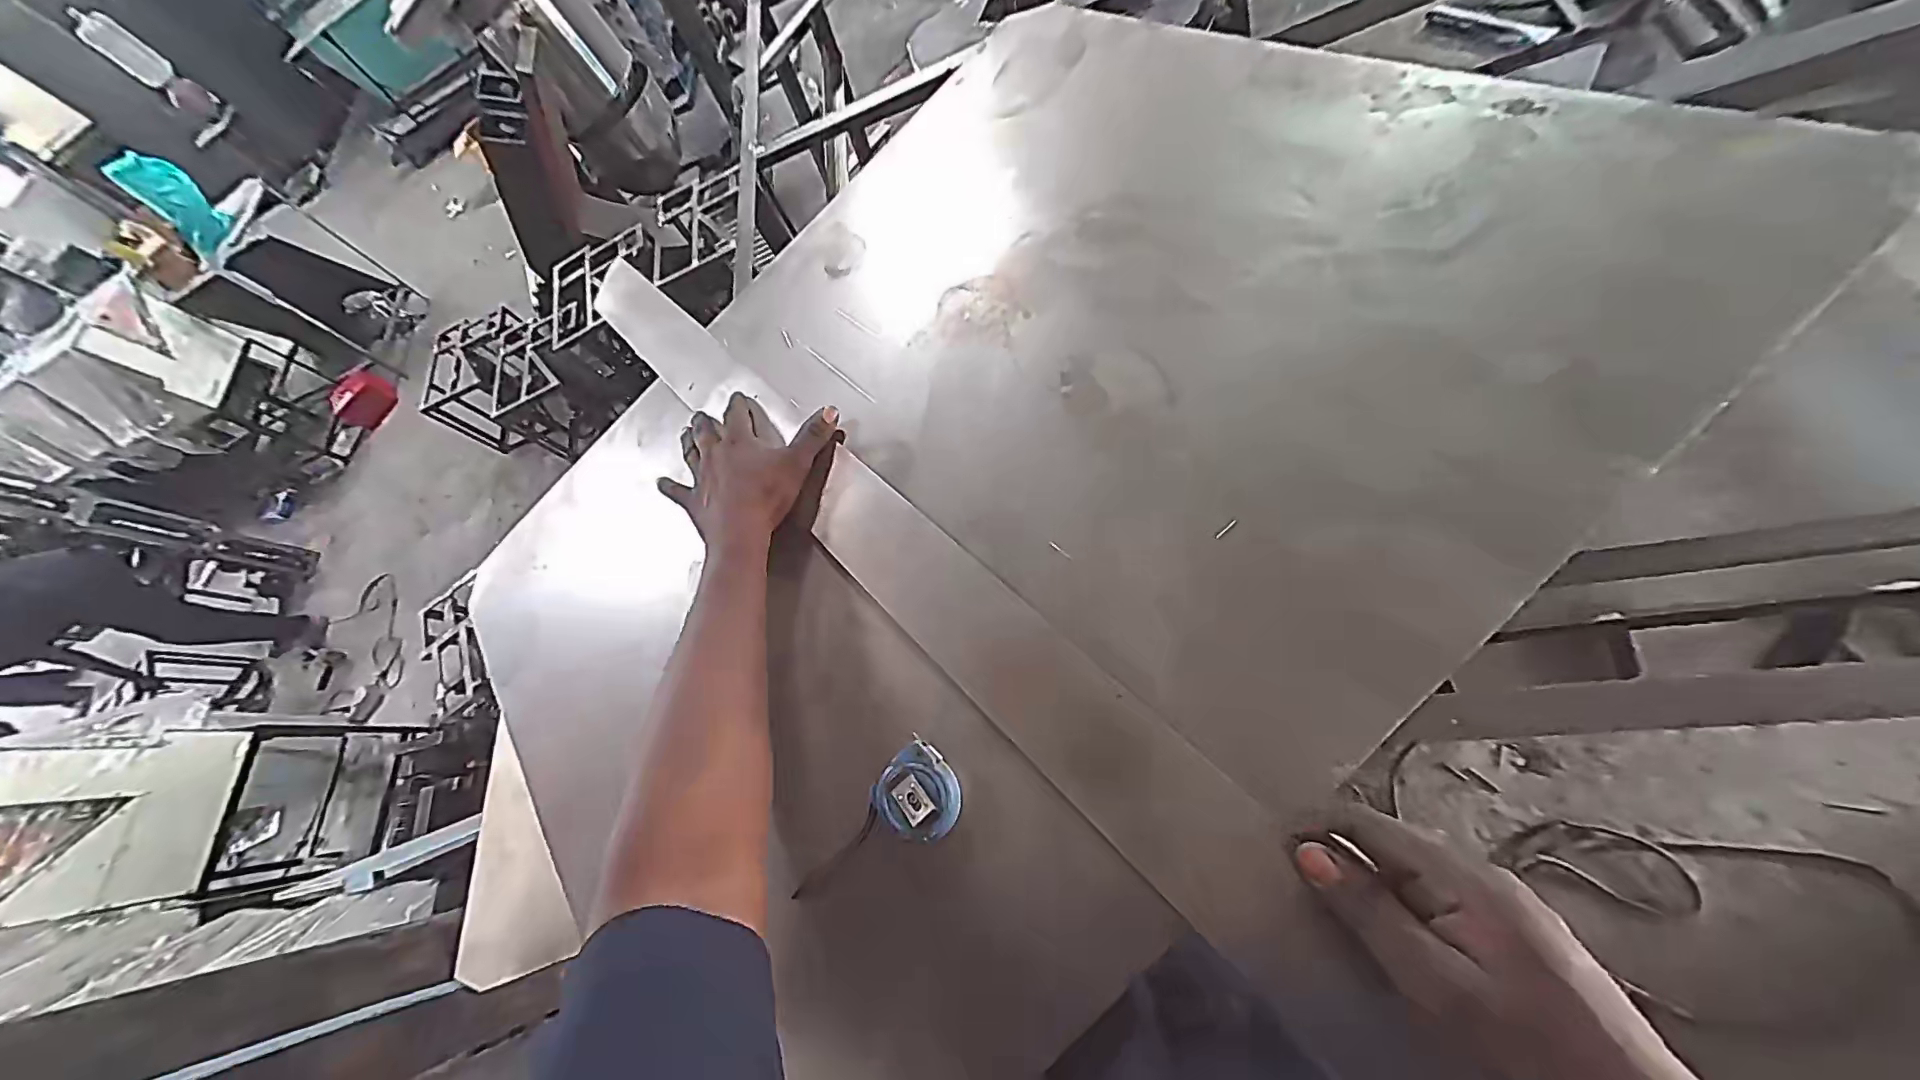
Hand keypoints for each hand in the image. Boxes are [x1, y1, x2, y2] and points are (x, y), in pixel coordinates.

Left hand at [660, 393, 839, 553]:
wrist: (740, 531)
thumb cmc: (765, 498)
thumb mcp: (799, 463)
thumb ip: (813, 436)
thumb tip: (827, 414)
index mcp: (740, 443)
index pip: (737, 415)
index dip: (738, 405)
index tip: (738, 399)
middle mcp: (716, 456)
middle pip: (707, 431)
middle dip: (706, 421)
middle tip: (704, 415)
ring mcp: (702, 478)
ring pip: (690, 452)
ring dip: (688, 442)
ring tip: (686, 434)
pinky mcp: (695, 501)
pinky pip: (678, 490)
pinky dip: (670, 485)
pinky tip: (663, 482)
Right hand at [1294, 806, 1696, 1079]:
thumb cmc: (1527, 1046)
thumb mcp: (1434, 982)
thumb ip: (1370, 912)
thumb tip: (1311, 852)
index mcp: (1464, 877)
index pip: (1369, 822)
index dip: (1316, 823)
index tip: (1274, 838)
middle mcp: (1485, 876)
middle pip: (1392, 841)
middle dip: (1339, 847)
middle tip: (1294, 871)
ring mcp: (1506, 903)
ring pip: (1414, 868)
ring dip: (1368, 873)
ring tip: (1331, 896)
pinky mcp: (1517, 932)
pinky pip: (1438, 894)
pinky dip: (1398, 897)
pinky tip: (1390, 924)